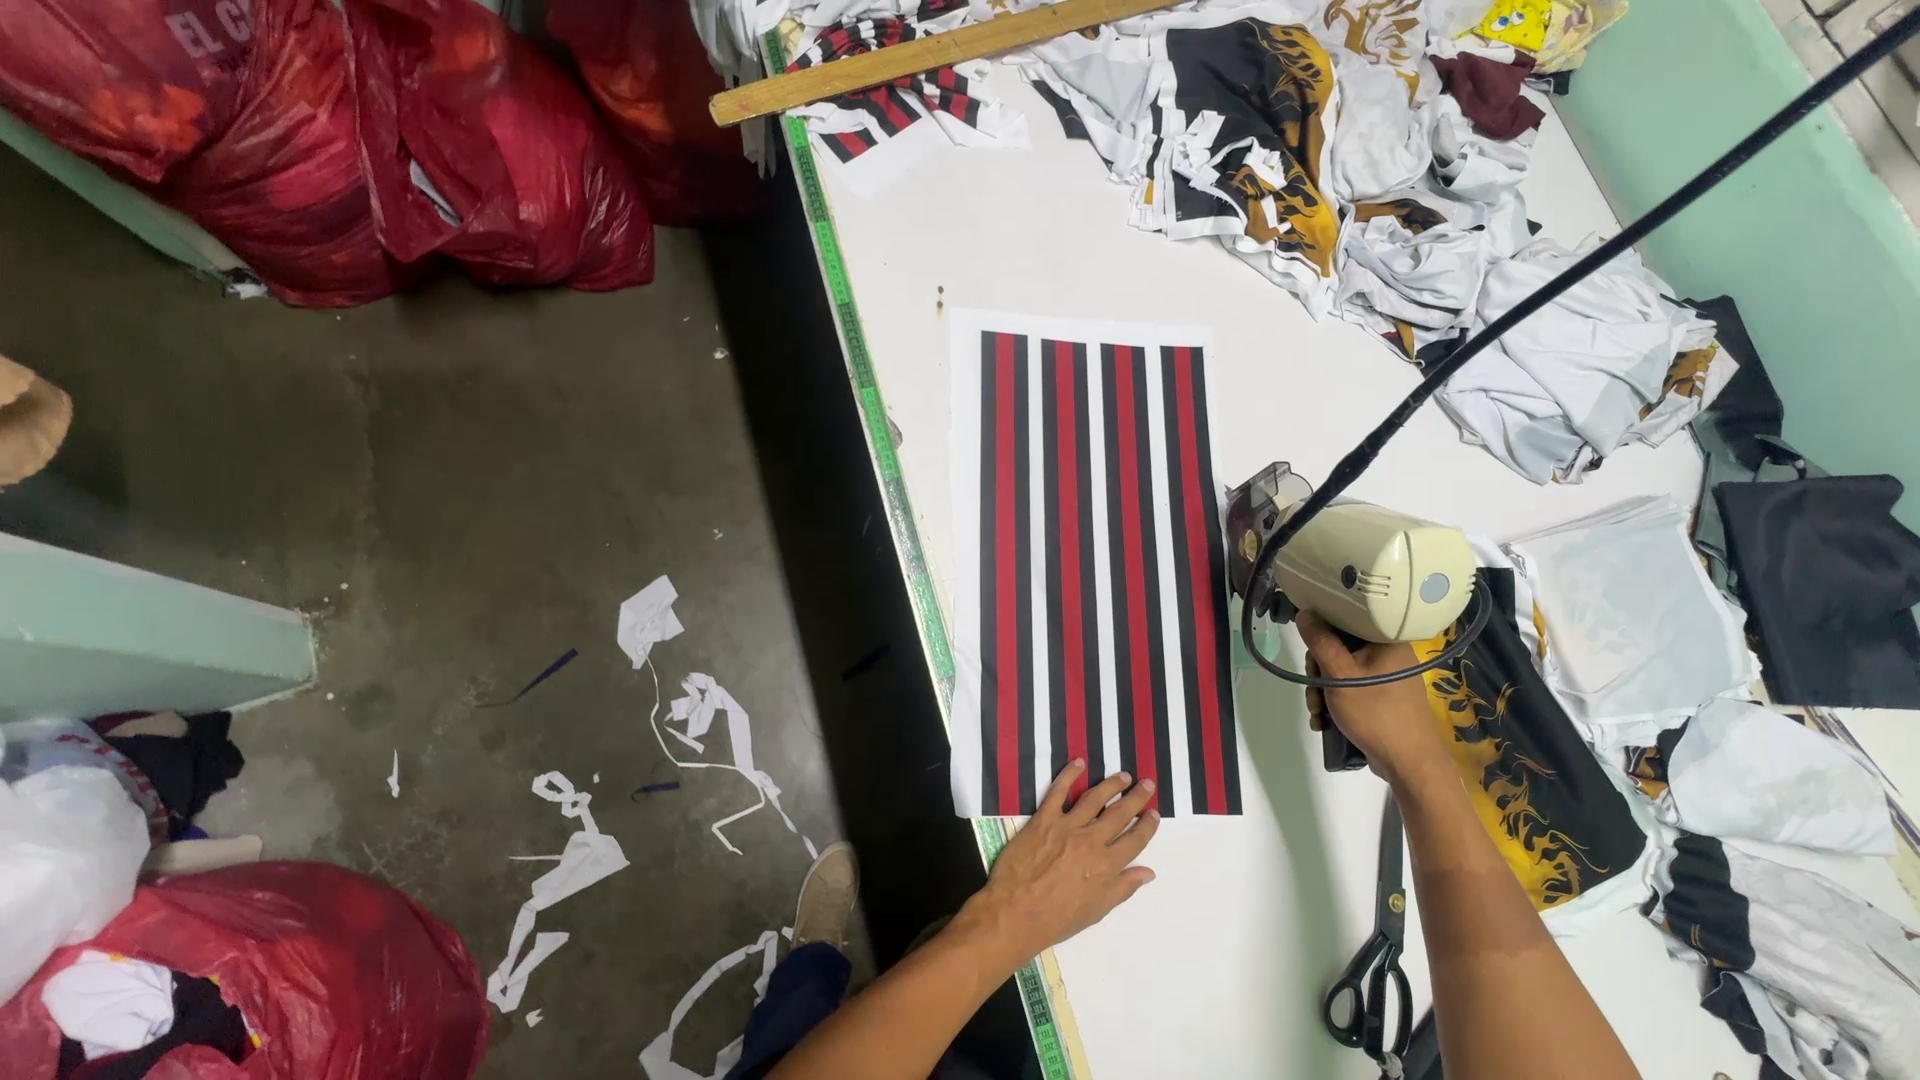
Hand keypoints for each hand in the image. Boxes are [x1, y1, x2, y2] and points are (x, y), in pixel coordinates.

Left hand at [951, 761, 1159, 975]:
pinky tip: (1079, 763)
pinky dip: (1069, 775)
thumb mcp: (1097, 911)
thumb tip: (1148, 872)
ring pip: (1094, 798)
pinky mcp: (1043, 819)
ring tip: (1123, 776)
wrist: (1016, 912)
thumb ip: (1123, 888)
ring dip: (1111, 784)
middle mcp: (1091, 841)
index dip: (1147, 826)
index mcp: (1107, 866)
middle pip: (1119, 814)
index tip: (1154, 813)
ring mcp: (1066, 827)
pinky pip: (1058, 792)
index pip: (1135, 840)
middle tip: (1147, 784)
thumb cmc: (1057, 918)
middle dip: (1136, 798)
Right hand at [1296, 611, 1449, 784]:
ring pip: (1341, 673)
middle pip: (1339, 650)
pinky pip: (1351, 690)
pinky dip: (1334, 703)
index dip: (1322, 633)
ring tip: (1317, 713)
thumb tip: (1305, 612)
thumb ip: (1320, 642)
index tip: (1309, 651)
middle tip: (1314, 692)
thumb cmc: (1375, 713)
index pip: (1347, 621)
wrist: (1408, 762)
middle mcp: (1389, 656)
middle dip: (1318, 673)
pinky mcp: (1383, 699)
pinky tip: (1324, 721)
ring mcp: (1387, 679)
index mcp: (1386, 642)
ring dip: (1322, 692)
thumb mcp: (1340, 675)